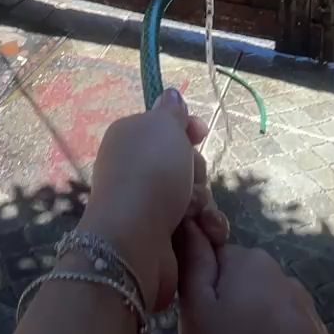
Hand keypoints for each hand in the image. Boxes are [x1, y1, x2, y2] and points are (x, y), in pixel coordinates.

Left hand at [79, 88, 227, 311]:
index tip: (201, 132)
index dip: (187, 129)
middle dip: (196, 170)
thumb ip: (171, 111)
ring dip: (202, 200)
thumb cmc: (150, 172)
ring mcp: (148, 204)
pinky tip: (202, 230)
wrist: (135, 239)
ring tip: (193, 210)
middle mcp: (136, 168)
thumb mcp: (163, 127)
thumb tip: (170, 94)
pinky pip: (195, 224)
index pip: (165, 127)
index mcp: (131, 137)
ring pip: (193, 193)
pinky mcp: (161, 235)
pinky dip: (203, 227)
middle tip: (190, 178)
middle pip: (184, 162)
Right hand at [176, 220, 333, 333]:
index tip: (204, 315)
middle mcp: (282, 273)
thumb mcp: (197, 312)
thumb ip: (193, 263)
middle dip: (231, 305)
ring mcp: (306, 305)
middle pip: (243, 281)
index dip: (205, 286)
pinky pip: (288, 329)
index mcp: (250, 259)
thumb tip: (190, 224)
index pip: (216, 257)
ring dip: (255, 324)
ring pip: (265, 306)